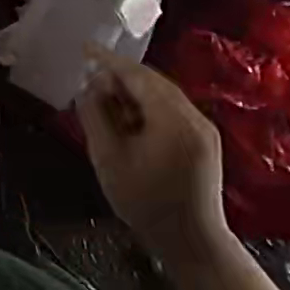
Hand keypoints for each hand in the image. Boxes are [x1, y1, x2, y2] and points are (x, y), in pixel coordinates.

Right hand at [73, 49, 233, 262]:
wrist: (190, 240)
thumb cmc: (144, 201)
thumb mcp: (108, 157)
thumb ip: (96, 116)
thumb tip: (88, 87)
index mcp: (173, 119)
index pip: (138, 77)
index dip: (109, 61)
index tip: (86, 49)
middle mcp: (194, 117)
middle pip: (153, 83)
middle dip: (120, 77)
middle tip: (89, 79)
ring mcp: (202, 129)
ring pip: (162, 96)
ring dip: (132, 92)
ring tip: (103, 100)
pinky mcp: (203, 140)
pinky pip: (170, 110)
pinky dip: (145, 106)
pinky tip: (126, 118)